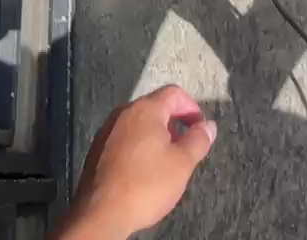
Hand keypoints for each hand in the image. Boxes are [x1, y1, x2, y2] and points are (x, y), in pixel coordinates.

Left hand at [55, 85, 216, 239]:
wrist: (100, 214)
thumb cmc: (145, 185)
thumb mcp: (182, 163)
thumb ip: (198, 140)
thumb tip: (208, 126)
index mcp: (146, 109)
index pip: (174, 93)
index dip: (192, 108)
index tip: (200, 128)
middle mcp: (124, 112)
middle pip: (155, 107)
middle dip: (174, 123)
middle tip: (184, 147)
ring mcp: (107, 130)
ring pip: (138, 123)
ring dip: (155, 136)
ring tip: (164, 162)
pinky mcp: (97, 149)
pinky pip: (124, 138)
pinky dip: (138, 146)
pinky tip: (141, 171)